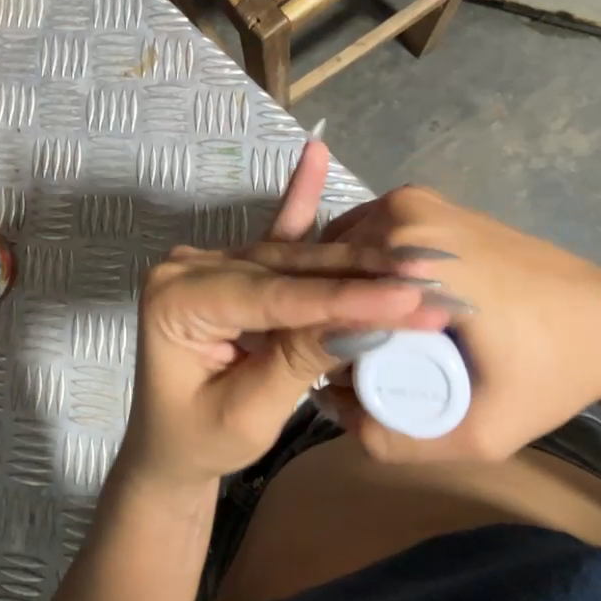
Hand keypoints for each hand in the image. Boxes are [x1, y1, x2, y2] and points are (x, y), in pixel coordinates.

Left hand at [118, 141, 442, 486]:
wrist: (170, 445)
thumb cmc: (199, 438)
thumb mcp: (248, 412)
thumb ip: (297, 358)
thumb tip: (366, 322)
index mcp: (178, 300)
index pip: (275, 296)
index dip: (344, 298)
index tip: (410, 297)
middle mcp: (190, 268)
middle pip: (287, 268)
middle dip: (361, 275)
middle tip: (431, 276)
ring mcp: (211, 263)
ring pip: (292, 257)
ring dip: (352, 257)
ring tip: (412, 250)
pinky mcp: (232, 267)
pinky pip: (274, 237)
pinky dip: (300, 199)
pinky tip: (316, 154)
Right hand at [307, 185, 600, 462]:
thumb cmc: (549, 374)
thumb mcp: (479, 432)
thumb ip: (397, 440)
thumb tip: (329, 407)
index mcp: (408, 257)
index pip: (323, 296)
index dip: (317, 336)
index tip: (333, 370)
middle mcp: (403, 214)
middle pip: (328, 267)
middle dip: (325, 307)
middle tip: (346, 355)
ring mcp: (413, 199)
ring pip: (342, 247)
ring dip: (339, 284)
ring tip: (362, 330)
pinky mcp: (423, 198)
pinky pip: (365, 231)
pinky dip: (360, 261)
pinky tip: (379, 300)